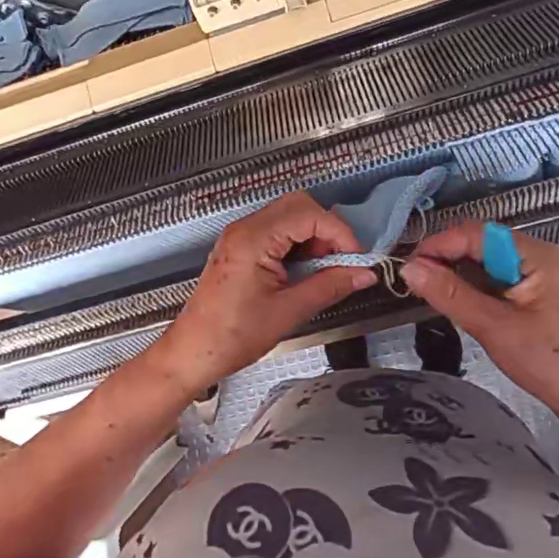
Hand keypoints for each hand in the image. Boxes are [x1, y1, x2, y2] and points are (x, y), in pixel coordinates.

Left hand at [146, 192, 376, 391]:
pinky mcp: (240, 247)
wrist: (194, 352)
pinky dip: (298, 244)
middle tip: (340, 261)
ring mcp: (240, 236)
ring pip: (289, 216)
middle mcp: (245, 229)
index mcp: (254, 239)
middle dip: (327, 229)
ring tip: (322, 270)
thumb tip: (363, 274)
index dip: (339, 233)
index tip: (355, 258)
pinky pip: (277, 231)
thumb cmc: (232, 336)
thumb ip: (331, 286)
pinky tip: (304, 271)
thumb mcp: (290, 311)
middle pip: (299, 205)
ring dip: (313, 237)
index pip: (309, 214)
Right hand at [401, 221, 558, 414]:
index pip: (477, 233)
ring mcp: (541, 274)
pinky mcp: (537, 293)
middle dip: (446, 259)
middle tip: (415, 281)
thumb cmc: (549, 361)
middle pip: (482, 244)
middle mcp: (540, 256)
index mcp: (537, 254)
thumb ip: (450, 294)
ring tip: (429, 291)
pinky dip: (474, 287)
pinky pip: (497, 279)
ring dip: (458, 274)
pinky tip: (457, 302)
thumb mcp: (493, 327)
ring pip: (487, 262)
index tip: (410, 265)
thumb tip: (410, 268)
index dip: (439, 244)